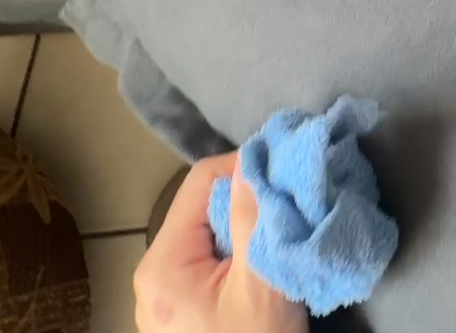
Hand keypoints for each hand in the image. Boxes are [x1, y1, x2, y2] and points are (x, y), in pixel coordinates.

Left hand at [133, 153, 307, 332]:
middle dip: (255, 193)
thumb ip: (252, 216)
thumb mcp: (259, 278)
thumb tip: (256, 157)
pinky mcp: (189, 299)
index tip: (291, 171)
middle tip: (297, 199)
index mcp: (163, 261)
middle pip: (210, 201)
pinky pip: (219, 248)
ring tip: (291, 225)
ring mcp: (171, 286)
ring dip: (256, 217)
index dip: (249, 164)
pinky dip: (250, 240)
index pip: (204, 180)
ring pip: (217, 224)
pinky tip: (275, 251)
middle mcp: (157, 268)